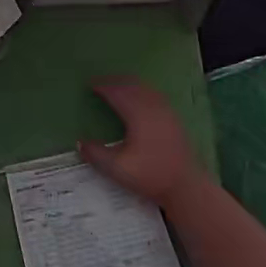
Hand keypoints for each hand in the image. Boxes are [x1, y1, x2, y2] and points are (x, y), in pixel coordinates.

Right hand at [79, 78, 205, 207]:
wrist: (185, 185)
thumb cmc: (150, 176)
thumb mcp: (117, 169)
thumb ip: (96, 154)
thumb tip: (80, 143)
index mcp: (139, 115)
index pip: (118, 93)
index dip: (103, 87)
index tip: (90, 84)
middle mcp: (153, 108)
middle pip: (133, 86)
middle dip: (116, 81)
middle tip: (101, 83)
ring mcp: (166, 112)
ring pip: (146, 88)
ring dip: (130, 84)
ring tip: (117, 87)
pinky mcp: (174, 119)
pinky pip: (155, 95)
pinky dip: (142, 91)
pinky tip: (140, 100)